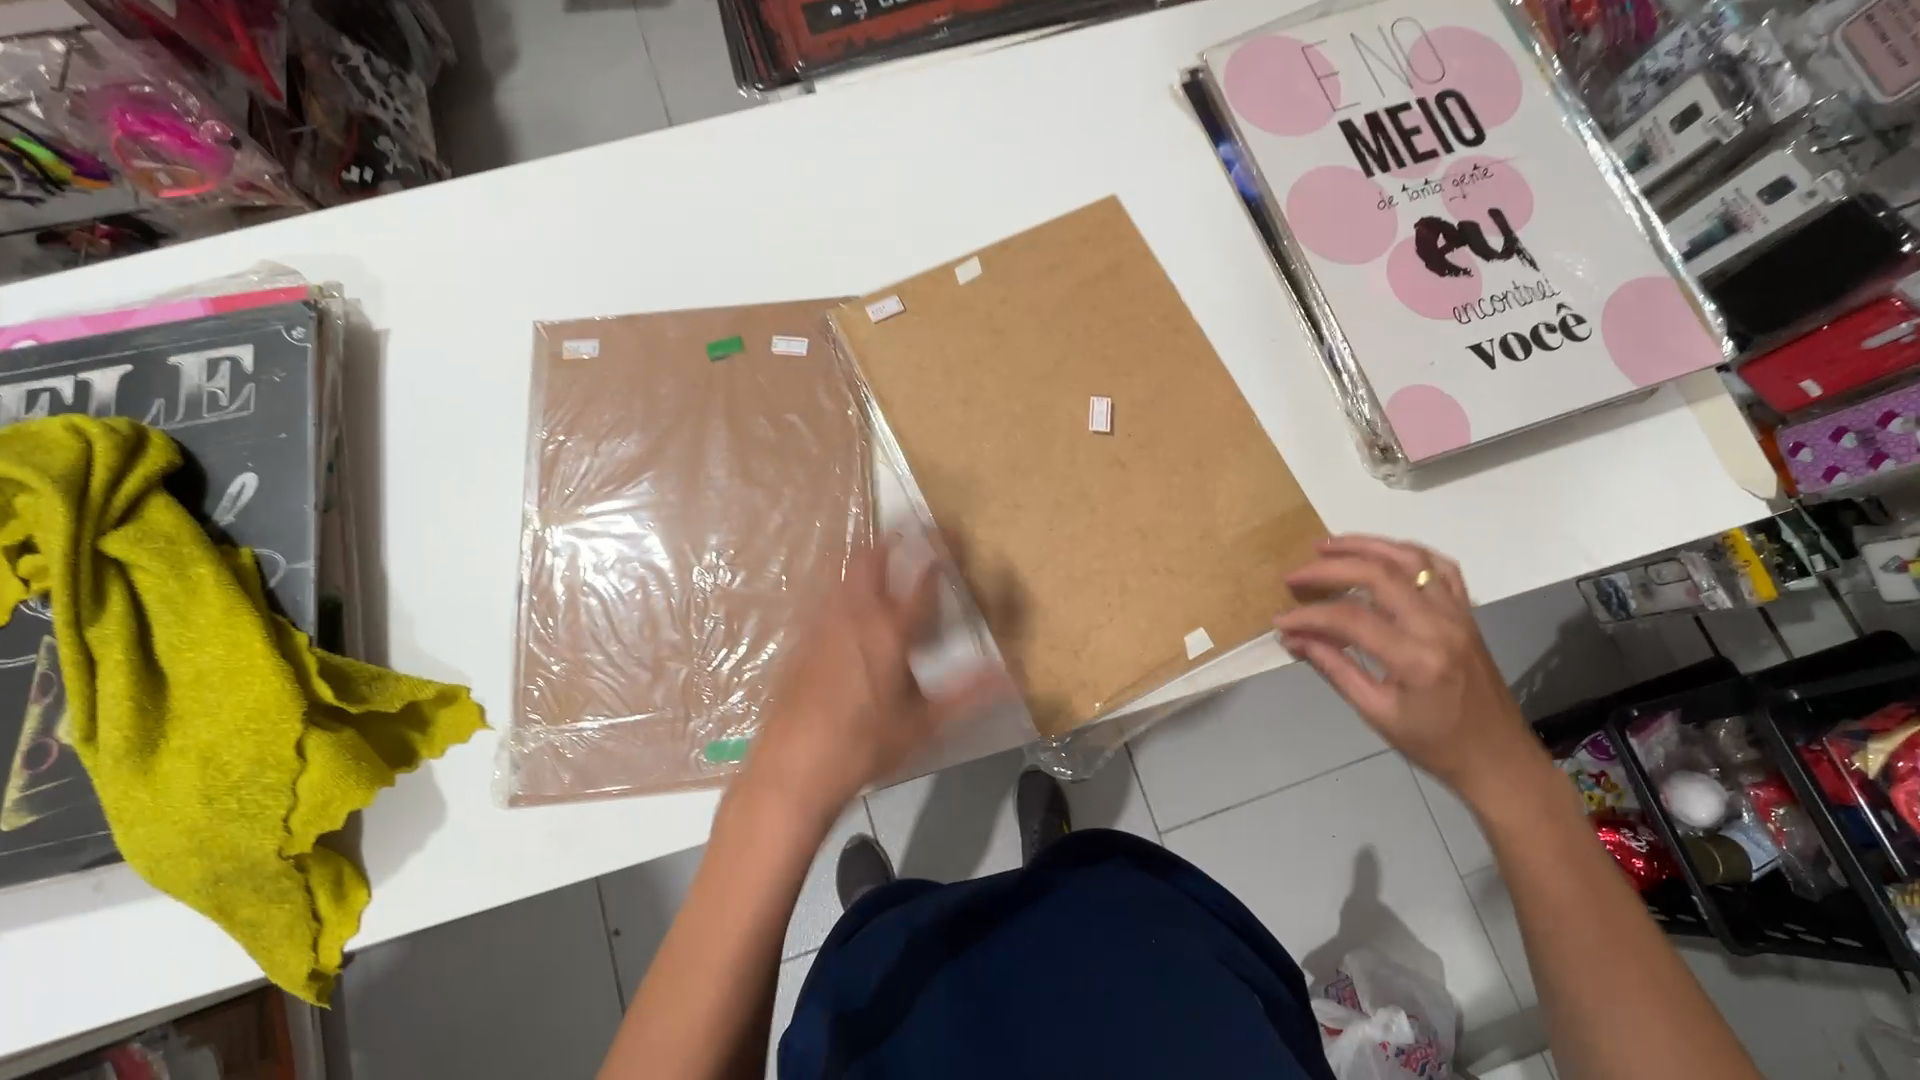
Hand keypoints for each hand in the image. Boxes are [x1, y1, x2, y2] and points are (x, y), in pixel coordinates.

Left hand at [743, 534, 1009, 817]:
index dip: (941, 548)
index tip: (953, 532)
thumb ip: (973, 693)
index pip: (923, 576)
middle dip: (894, 537)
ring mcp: (820, 623)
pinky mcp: (799, 639)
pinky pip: (821, 593)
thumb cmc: (865, 745)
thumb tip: (1018, 674)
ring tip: (881, 550)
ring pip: (842, 570)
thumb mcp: (926, 724)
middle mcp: (854, 614)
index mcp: (891, 630)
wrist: (794, 767)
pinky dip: (838, 580)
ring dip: (863, 554)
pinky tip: (844, 599)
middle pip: (871, 556)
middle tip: (911, 529)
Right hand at [1271, 535, 1544, 801]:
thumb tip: (1293, 639)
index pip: (1351, 619)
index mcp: (1417, 660)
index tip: (1281, 620)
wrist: (1499, 758)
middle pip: (1380, 575)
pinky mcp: (1467, 614)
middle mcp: (1441, 627)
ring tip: (1328, 546)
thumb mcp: (1376, 713)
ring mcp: (1458, 615)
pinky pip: (1440, 568)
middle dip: (1330, 568)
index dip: (1309, 615)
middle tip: (1294, 575)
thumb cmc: (1435, 745)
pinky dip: (1406, 554)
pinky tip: (1380, 555)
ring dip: (1367, 546)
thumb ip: (1334, 668)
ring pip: (1411, 560)